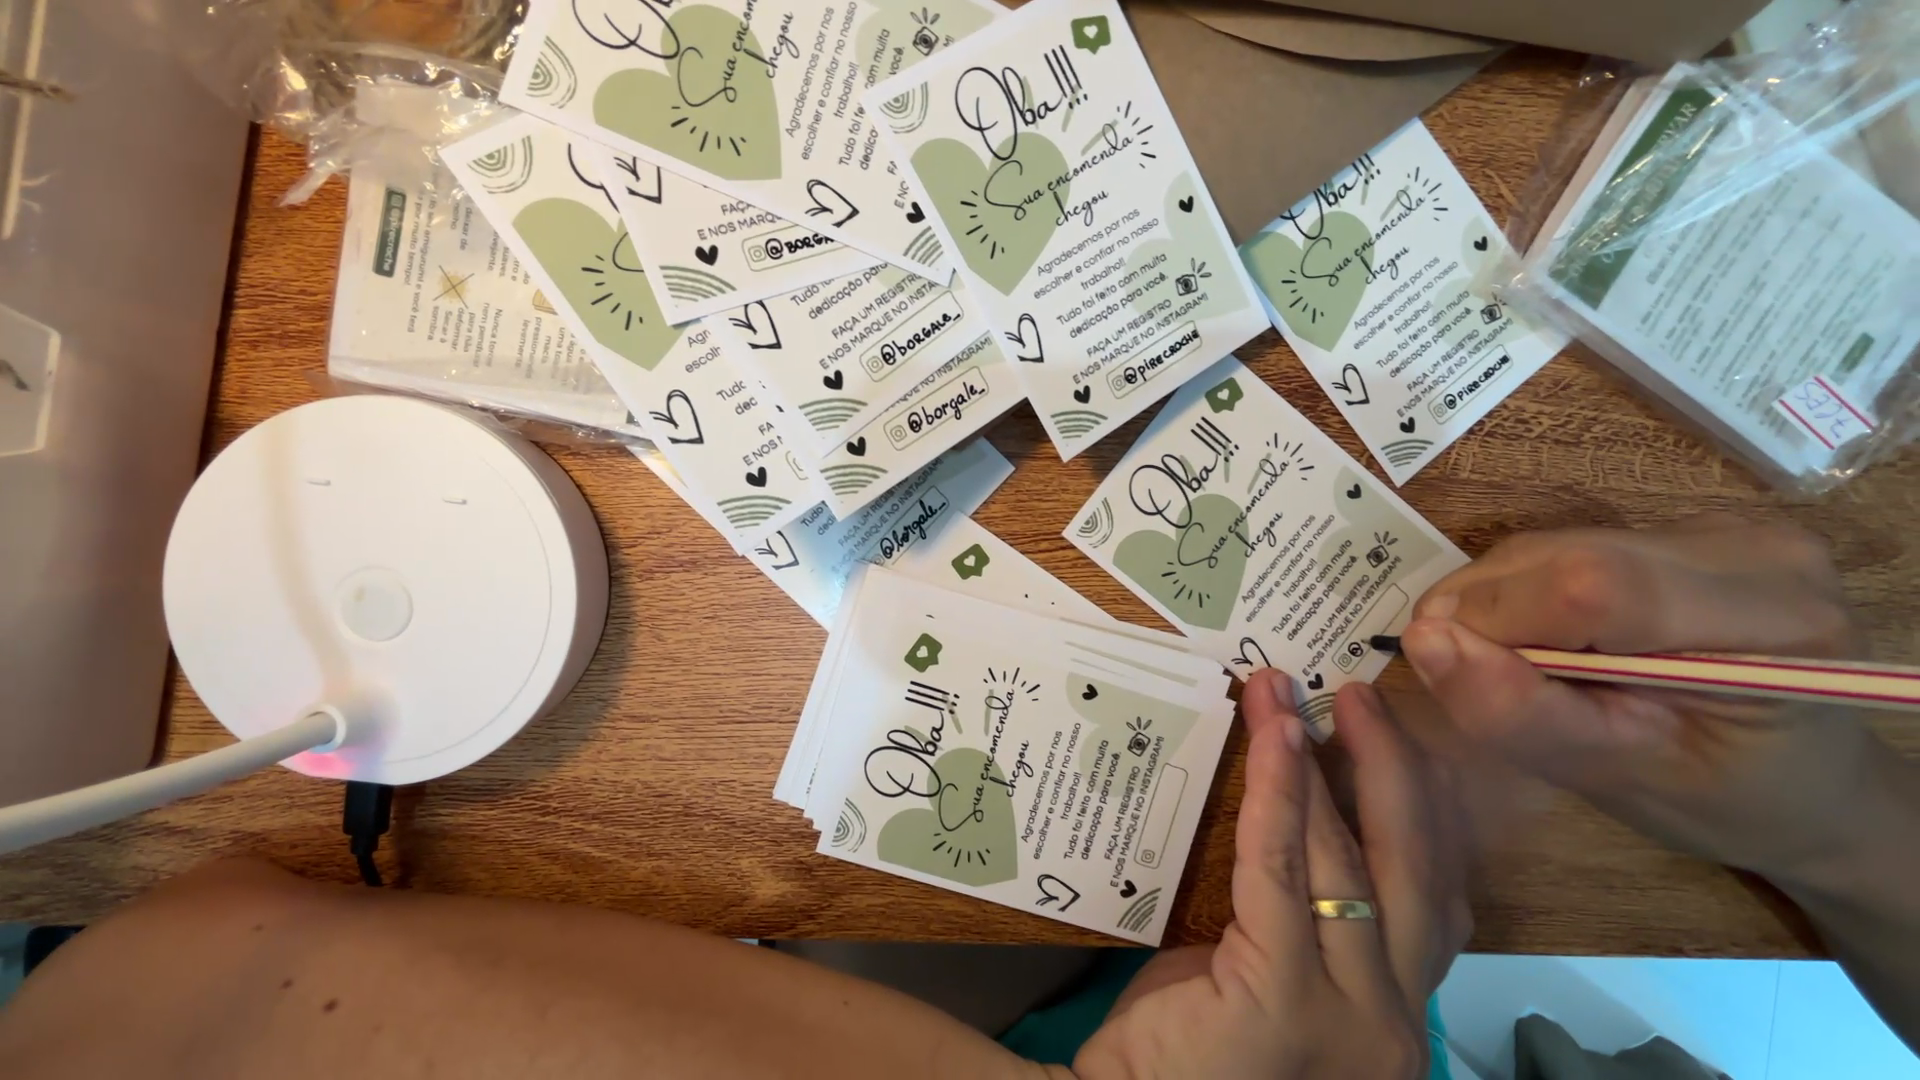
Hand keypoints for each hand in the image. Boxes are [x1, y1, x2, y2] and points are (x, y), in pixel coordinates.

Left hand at [1068, 670, 1470, 1079]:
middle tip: (1361, 697)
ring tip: (1294, 696)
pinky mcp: (1285, 998)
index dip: (1414, 811)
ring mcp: (1351, 1017)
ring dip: (1323, 762)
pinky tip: (1276, 737)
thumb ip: (1296, 915)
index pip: (1425, 896)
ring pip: (1348, 859)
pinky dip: (1279, 792)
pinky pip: (1282, 869)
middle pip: (1412, 870)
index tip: (1389, 744)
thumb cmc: (1191, 1049)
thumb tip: (1302, 818)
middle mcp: (1394, 1018)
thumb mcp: (1264, 972)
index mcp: (1391, 1008)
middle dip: (1394, 771)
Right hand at [1397, 514, 1903, 886]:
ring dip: (1495, 603)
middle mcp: (1751, 552)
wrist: (1797, 778)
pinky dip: (1518, 592)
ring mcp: (1716, 528)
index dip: (1495, 621)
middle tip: (1487, 680)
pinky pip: (1552, 546)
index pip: (1593, 587)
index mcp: (1770, 624)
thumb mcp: (1613, 777)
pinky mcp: (1677, 527)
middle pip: (1557, 558)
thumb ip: (1518, 712)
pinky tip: (1549, 634)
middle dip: (1484, 615)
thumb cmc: (1718, 800)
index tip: (1456, 671)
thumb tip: (1419, 640)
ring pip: (1542, 547)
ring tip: (1526, 665)